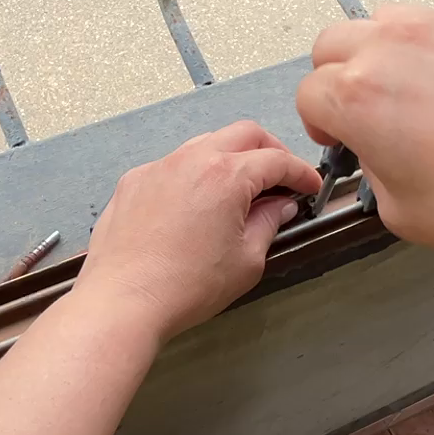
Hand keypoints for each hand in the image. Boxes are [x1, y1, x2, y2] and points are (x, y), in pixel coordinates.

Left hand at [72, 121, 322, 339]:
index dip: (300, 172)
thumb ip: (268, 224)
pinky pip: (172, 164)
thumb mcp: (246, 260)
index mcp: (226, 175)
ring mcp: (158, 167)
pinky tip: (196, 203)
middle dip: (270, 150)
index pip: (276, 160)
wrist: (123, 301)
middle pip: (243, 134)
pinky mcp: (133, 182)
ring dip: (230, 157)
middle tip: (281, 177)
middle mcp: (191, 159)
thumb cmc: (186, 286)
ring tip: (240, 188)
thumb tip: (280, 206)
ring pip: (205, 143)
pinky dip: (194, 174)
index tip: (310, 185)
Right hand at [296, 3, 433, 283]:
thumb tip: (376, 151)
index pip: (308, 94)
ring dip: (373, 54)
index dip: (318, 124)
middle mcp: (392, 50)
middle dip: (334, 79)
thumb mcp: (403, 212)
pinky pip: (428, 25)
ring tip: (401, 94)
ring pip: (377, 22)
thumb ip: (372, 170)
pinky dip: (420, 48)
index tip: (338, 141)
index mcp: (359, 98)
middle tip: (359, 115)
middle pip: (331, 44)